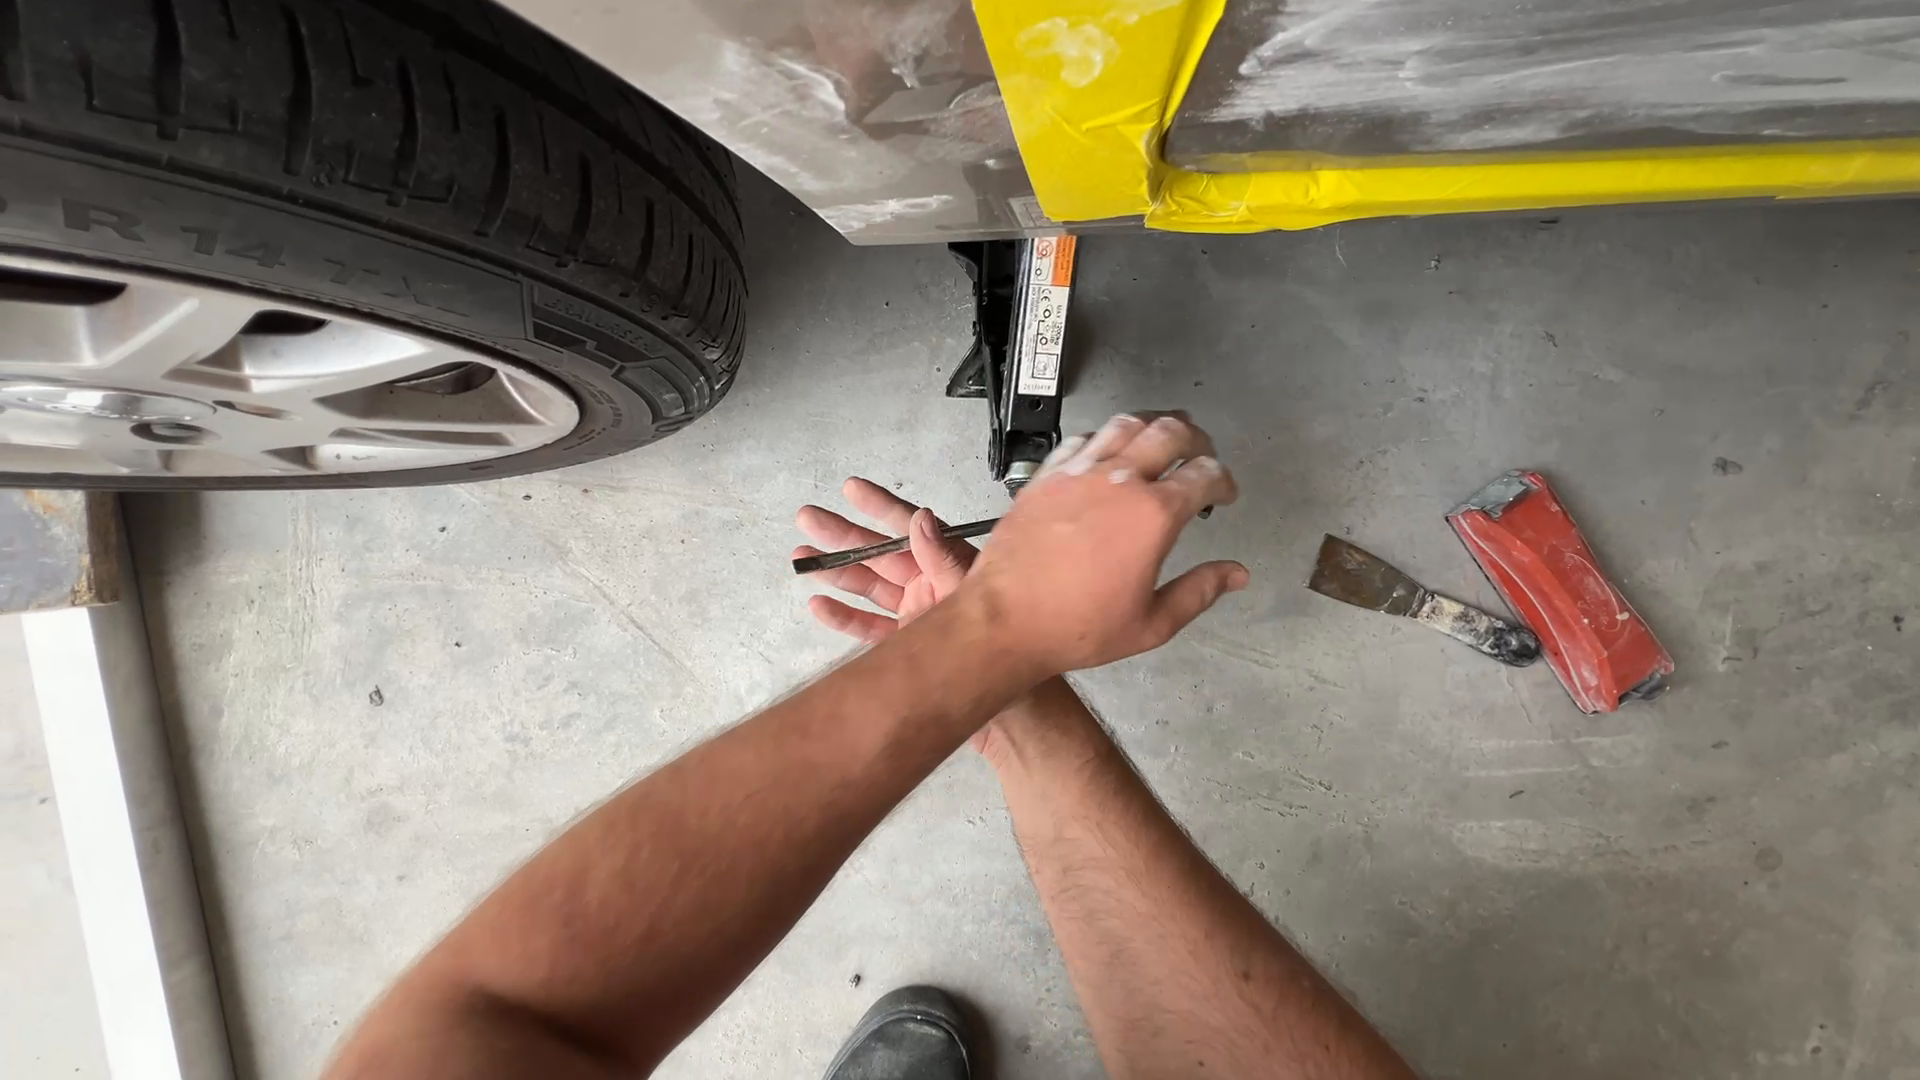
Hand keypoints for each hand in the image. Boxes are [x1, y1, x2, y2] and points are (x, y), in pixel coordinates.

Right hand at [794, 477, 977, 641]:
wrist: (994, 679)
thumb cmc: (992, 629)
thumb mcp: (969, 587)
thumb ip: (943, 557)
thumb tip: (919, 516)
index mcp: (943, 562)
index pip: (907, 527)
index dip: (879, 506)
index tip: (851, 488)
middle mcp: (924, 582)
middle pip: (877, 553)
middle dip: (842, 535)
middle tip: (806, 517)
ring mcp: (912, 612)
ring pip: (866, 587)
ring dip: (835, 571)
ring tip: (801, 556)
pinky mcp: (902, 643)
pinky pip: (867, 627)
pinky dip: (843, 617)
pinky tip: (817, 603)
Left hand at [960, 412, 1245, 675]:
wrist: (1003, 620)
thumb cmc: (1075, 627)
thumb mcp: (1150, 624)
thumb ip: (1199, 592)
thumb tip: (1236, 574)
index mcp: (1153, 515)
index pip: (1205, 475)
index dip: (1223, 481)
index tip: (1222, 494)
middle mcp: (1118, 482)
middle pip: (1170, 432)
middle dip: (1196, 439)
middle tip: (1201, 455)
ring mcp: (1077, 473)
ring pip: (1124, 424)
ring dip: (1151, 425)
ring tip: (1160, 438)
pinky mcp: (1045, 477)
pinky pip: (1081, 439)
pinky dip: (1104, 437)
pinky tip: (1105, 451)